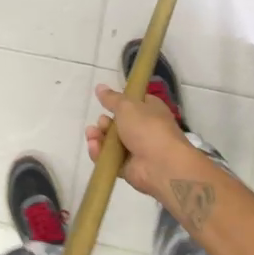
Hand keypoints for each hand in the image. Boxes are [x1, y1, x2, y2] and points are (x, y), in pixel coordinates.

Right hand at [87, 84, 205, 203]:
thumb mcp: (127, 106)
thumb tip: (100, 87)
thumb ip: (112, 98)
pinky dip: (100, 154)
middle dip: (105, 122)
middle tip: (102, 122)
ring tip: (92, 135)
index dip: (120, 102)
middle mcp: (144, 129)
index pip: (134, 103)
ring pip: (111, 142)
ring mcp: (136, 150)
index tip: (105, 101)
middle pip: (118, 123)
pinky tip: (94, 147)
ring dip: (99, 137)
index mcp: (150, 110)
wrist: (161, 165)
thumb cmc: (147, 128)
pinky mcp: (127, 167)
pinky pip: (110, 159)